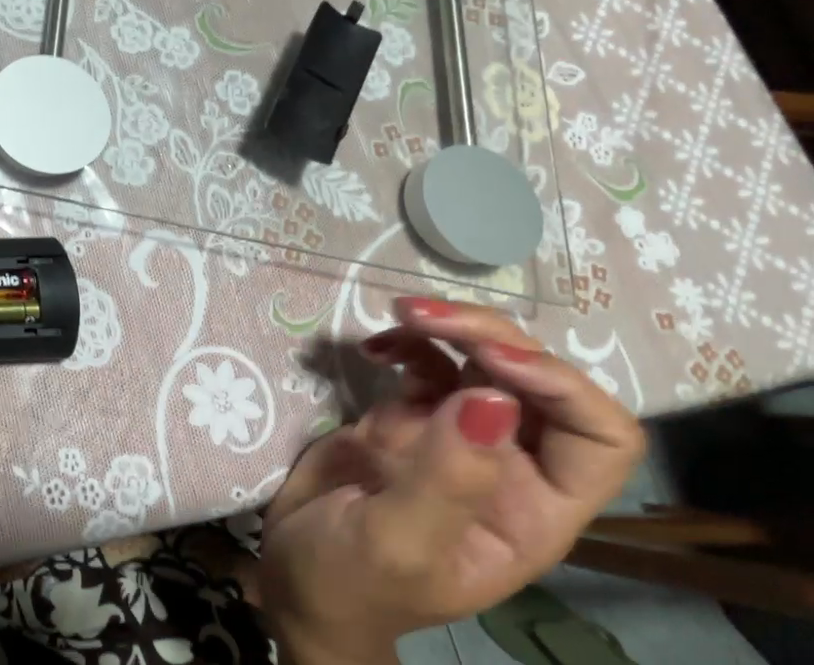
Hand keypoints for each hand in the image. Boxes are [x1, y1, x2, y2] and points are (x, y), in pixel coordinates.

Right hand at [254, 297, 644, 664]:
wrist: (294, 581)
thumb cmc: (352, 581)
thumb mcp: (398, 542)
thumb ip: (447, 477)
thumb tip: (491, 399)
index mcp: (534, 511)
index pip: (598, 440)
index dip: (561, 389)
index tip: (489, 359)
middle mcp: (508, 467)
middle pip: (537, 384)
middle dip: (491, 338)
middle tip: (422, 314)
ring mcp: (454, 437)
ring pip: (482, 363)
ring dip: (451, 329)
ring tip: (401, 312)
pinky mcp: (405, 418)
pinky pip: (425, 364)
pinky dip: (405, 343)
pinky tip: (373, 345)